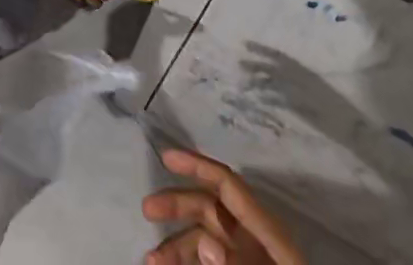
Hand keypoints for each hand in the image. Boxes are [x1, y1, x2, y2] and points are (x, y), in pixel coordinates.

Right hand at [142, 149, 304, 264]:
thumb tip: (204, 242)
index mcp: (267, 232)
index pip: (228, 186)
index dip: (198, 166)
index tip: (166, 158)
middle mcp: (253, 239)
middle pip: (210, 208)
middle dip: (177, 205)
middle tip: (146, 210)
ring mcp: (246, 260)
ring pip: (203, 239)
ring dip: (175, 245)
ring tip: (151, 261)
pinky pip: (207, 262)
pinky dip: (185, 264)